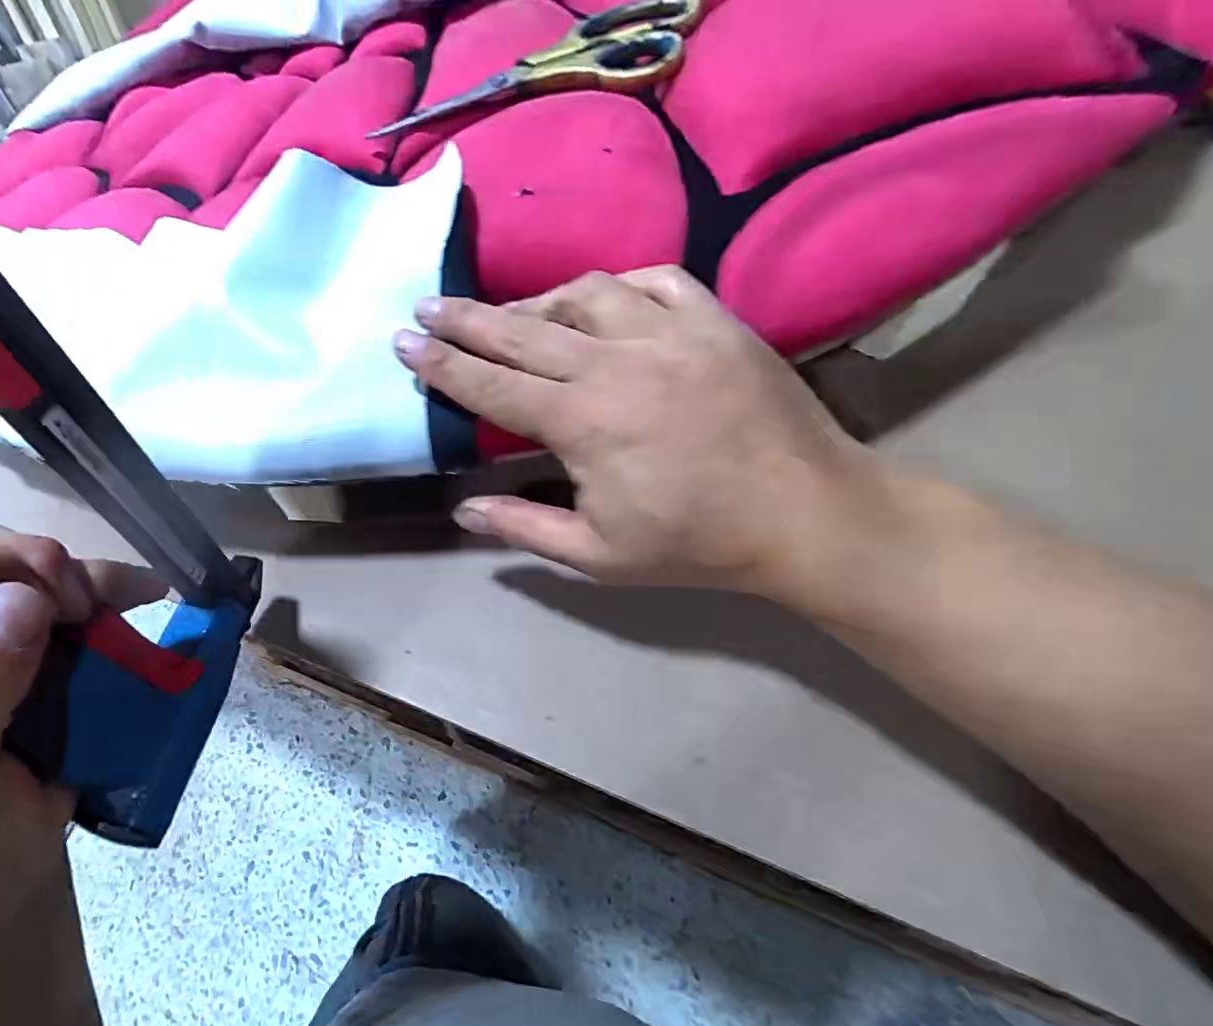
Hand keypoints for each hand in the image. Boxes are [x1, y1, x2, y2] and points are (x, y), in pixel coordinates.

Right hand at [396, 267, 890, 598]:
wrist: (808, 515)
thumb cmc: (695, 543)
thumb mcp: (597, 556)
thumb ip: (522, 529)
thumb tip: (463, 509)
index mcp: (583, 422)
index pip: (492, 386)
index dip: (442, 365)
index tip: (404, 343)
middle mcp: (618, 364)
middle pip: (523, 330)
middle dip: (466, 319)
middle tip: (428, 307)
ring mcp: (672, 334)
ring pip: (585, 295)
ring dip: (536, 303)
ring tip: (512, 315)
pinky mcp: (716, 321)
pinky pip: (655, 281)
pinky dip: (616, 287)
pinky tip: (600, 302)